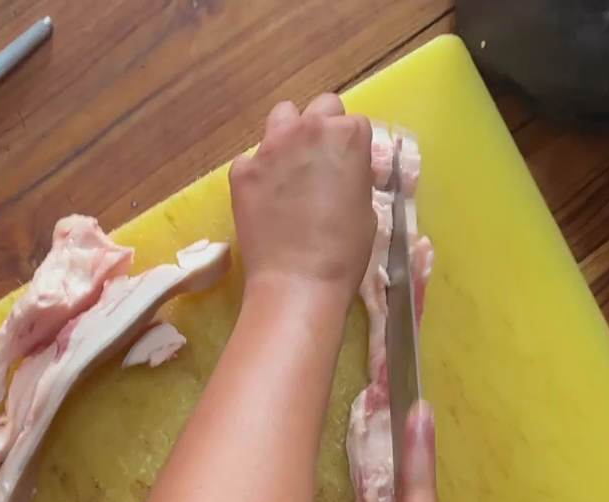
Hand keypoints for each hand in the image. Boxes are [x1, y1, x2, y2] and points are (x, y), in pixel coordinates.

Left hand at [229, 95, 373, 293]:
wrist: (297, 284)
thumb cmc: (344, 255)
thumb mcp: (366, 211)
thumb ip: (354, 178)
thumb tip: (343, 175)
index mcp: (348, 136)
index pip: (354, 124)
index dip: (351, 148)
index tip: (347, 170)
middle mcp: (308, 129)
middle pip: (319, 108)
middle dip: (322, 130)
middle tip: (320, 165)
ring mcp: (270, 148)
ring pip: (281, 118)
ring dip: (288, 137)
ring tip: (288, 171)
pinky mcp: (242, 172)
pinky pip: (250, 160)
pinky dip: (257, 175)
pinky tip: (264, 202)